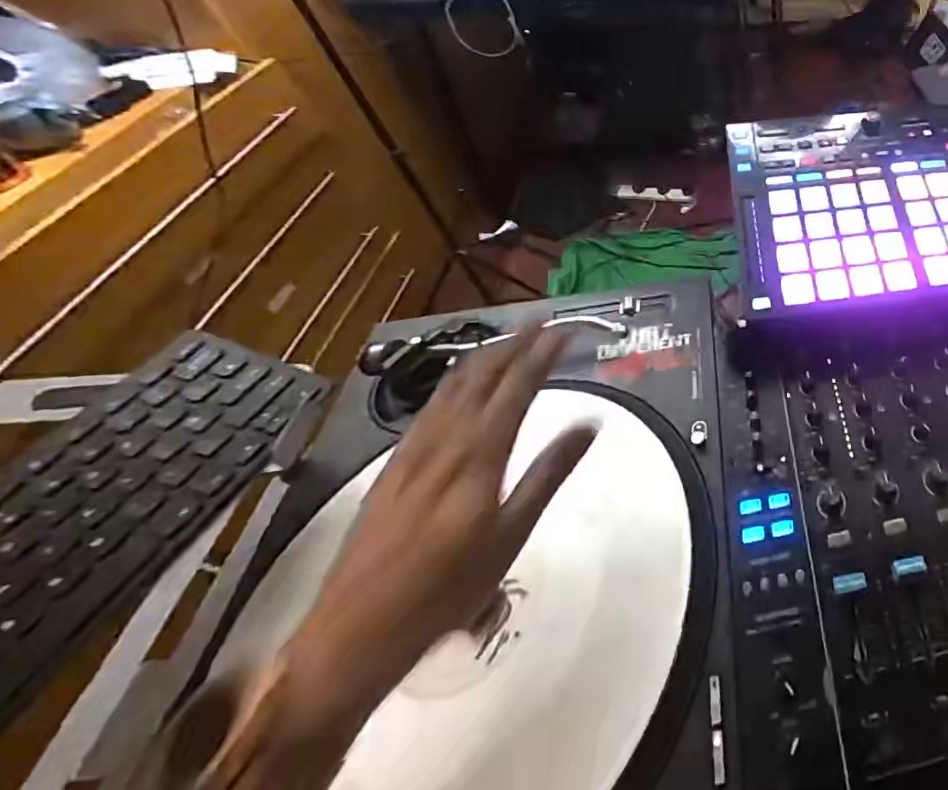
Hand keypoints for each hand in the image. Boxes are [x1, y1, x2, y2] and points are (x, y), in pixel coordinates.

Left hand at [172, 327, 594, 787]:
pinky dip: (457, 379)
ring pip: (454, 383)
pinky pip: (432, 402)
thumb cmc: (447, 590)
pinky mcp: (395, 459)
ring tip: (509, 341)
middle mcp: (444, 436)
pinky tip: (462, 384)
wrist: (359, 625)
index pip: (516, 385)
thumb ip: (548, 473)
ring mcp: (413, 444)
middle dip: (515, 342)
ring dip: (485, 355)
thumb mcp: (510, 536)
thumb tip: (588, 425)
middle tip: (542, 324)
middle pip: (483, 373)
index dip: (542, 353)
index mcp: (478, 453)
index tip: (564, 331)